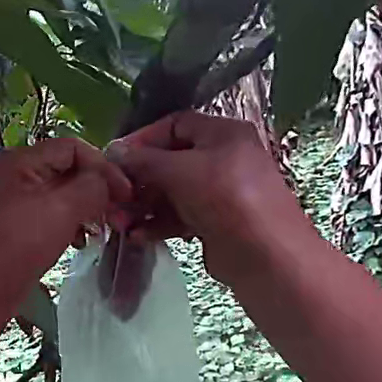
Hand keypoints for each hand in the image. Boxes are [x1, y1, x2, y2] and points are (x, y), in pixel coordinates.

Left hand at [0, 137, 131, 318]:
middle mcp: (15, 175)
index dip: (102, 165)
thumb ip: (92, 186)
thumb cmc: (20, 245)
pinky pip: (52, 214)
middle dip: (96, 188)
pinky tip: (82, 241)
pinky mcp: (17, 226)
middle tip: (119, 211)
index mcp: (21, 161)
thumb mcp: (62, 209)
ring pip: (62, 193)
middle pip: (68, 169)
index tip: (125, 192)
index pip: (72, 147)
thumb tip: (107, 182)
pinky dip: (71, 222)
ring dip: (87, 207)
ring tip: (104, 227)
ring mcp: (14, 201)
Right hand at [107, 111, 308, 285]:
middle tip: (114, 195)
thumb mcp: (180, 171)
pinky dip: (158, 224)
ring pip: (171, 192)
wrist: (267, 256)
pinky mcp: (214, 223)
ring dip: (143, 206)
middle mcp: (222, 159)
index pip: (175, 124)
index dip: (144, 139)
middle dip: (139, 179)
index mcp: (223, 134)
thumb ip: (144, 160)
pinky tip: (138, 235)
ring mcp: (219, 193)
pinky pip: (179, 217)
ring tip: (120, 221)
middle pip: (170, 161)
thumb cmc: (226, 198)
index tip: (116, 157)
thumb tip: (113, 151)